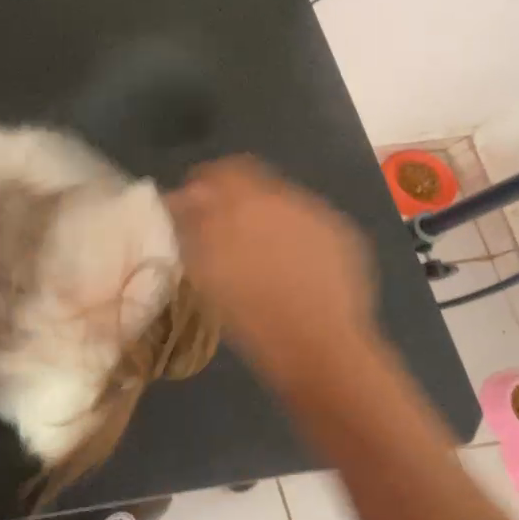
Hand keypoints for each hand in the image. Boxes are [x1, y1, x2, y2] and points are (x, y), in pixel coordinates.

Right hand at [165, 156, 377, 383]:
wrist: (319, 347)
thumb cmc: (249, 315)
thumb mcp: (204, 270)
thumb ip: (190, 225)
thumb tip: (178, 198)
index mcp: (246, 201)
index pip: (219, 172)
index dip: (200, 185)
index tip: (186, 206)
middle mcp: (285, 197)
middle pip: (251, 182)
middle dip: (231, 200)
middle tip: (215, 230)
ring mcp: (318, 215)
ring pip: (279, 202)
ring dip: (260, 218)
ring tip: (250, 252)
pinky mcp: (341, 236)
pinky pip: (305, 223)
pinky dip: (288, 235)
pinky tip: (284, 266)